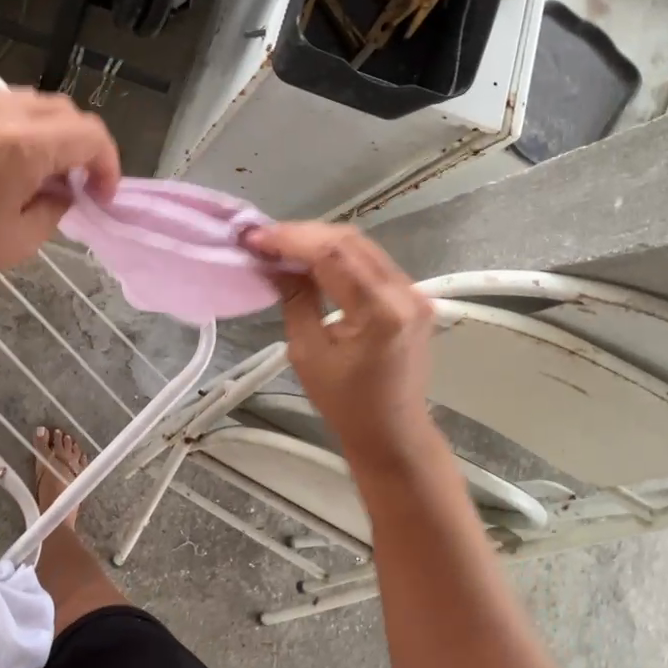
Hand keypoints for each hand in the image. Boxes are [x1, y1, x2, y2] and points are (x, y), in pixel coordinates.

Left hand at [0, 90, 120, 307]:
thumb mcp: (21, 240)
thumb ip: (55, 205)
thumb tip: (64, 188)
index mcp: (22, 145)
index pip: (89, 134)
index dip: (107, 163)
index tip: (103, 193)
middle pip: (63, 111)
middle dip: (80, 144)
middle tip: (75, 183)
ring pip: (29, 102)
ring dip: (48, 131)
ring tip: (39, 171)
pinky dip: (15, 126)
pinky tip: (3, 161)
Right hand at [242, 223, 435, 464]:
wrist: (392, 433)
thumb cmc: (345, 403)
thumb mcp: (307, 352)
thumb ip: (295, 298)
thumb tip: (273, 262)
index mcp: (379, 311)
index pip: (331, 254)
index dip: (289, 239)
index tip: (253, 238)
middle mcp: (404, 293)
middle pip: (349, 240)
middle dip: (301, 234)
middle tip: (262, 239)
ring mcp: (414, 293)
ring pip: (361, 245)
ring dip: (317, 240)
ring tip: (279, 246)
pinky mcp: (412, 296)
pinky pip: (370, 261)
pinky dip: (336, 254)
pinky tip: (309, 259)